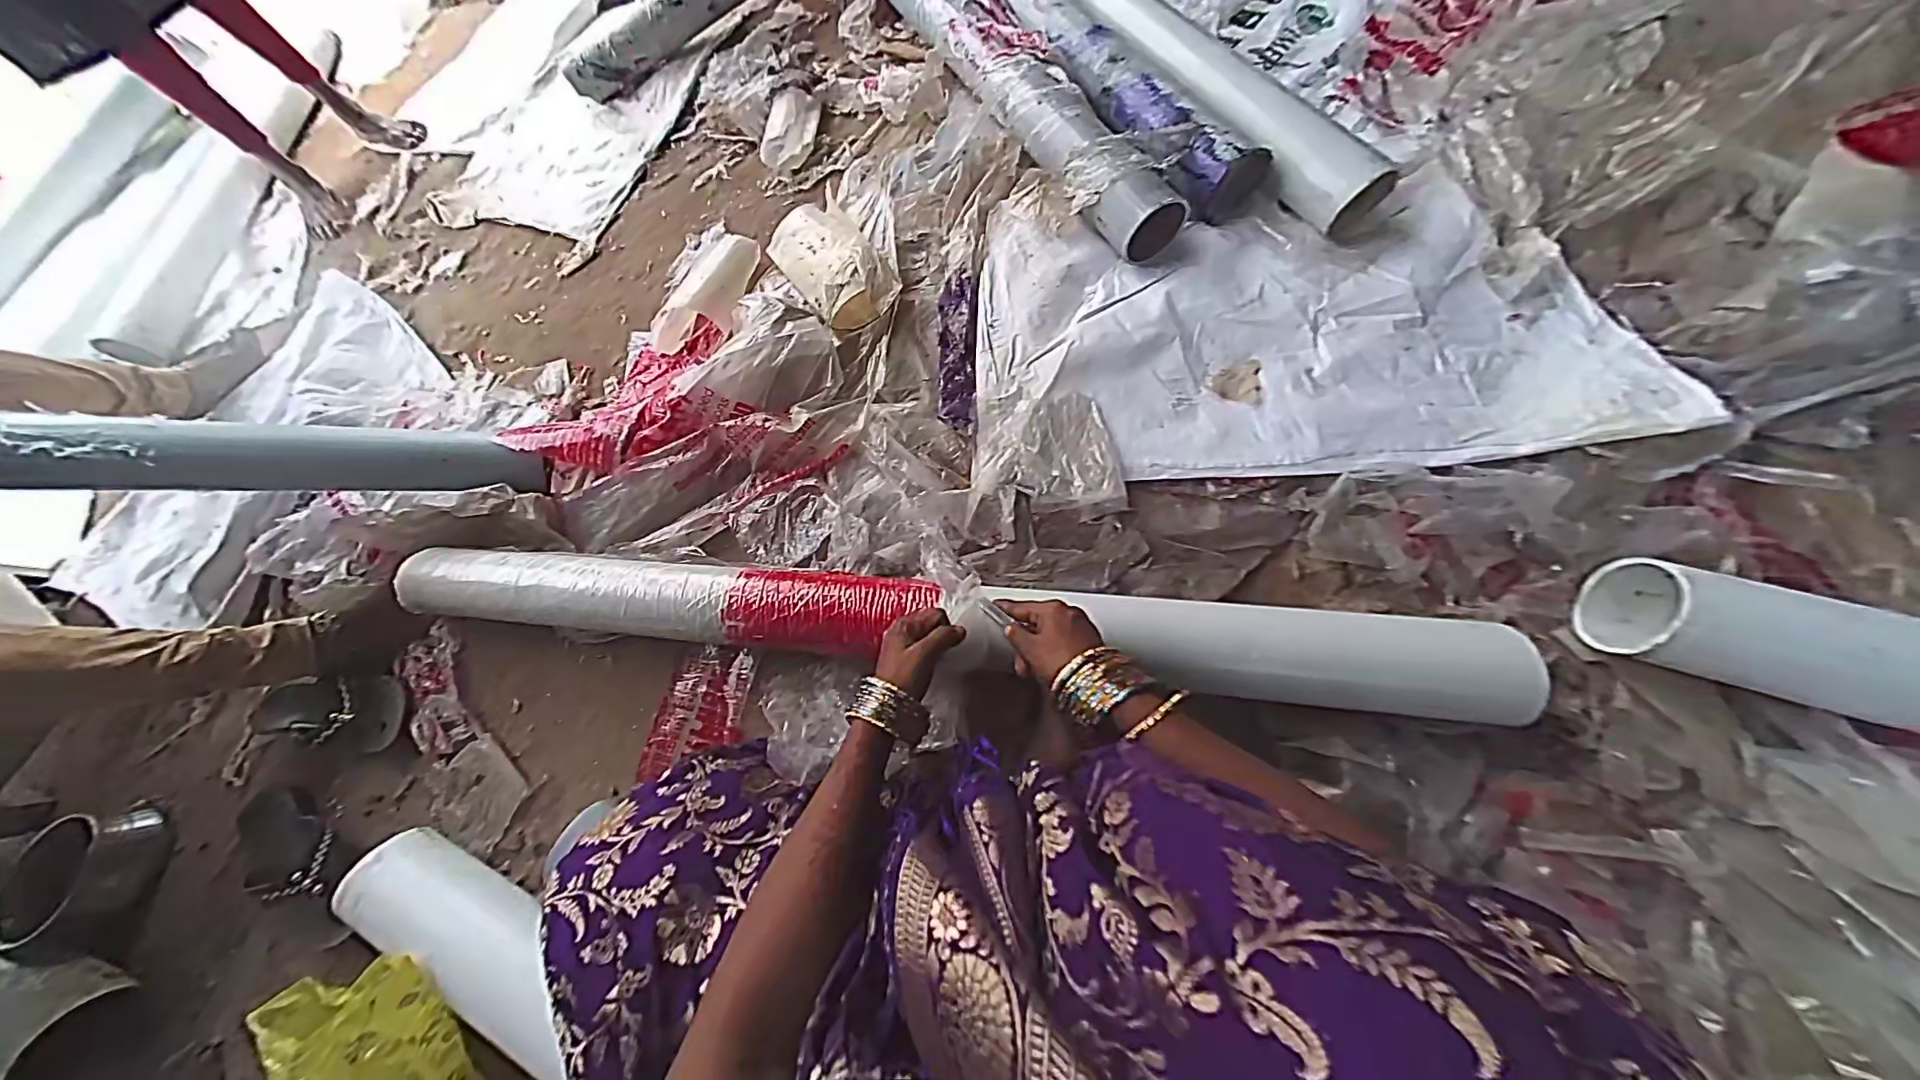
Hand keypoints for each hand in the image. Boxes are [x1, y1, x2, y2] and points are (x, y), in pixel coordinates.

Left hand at [874, 608, 966, 698]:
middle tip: (943, 650)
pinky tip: (929, 664)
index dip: (946, 627)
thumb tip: (959, 630)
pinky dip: (930, 652)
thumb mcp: (926, 653)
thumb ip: (943, 636)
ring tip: (936, 658)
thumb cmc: (904, 678)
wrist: (889, 704)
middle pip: (931, 622)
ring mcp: (900, 644)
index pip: (935, 613)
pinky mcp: (903, 658)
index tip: (948, 643)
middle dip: (942, 633)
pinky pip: (923, 647)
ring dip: (936, 644)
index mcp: (904, 624)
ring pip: (927, 635)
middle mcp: (900, 630)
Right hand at [994, 599, 1104, 686]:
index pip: (1022, 607)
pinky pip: (1063, 641)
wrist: (1092, 681)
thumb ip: (1015, 635)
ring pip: (1050, 634)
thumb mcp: (1030, 649)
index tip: (998, 607)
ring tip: (1035, 669)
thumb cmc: (1063, 663)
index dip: (1006, 609)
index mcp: (1053, 609)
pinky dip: (1053, 652)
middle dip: (1026, 643)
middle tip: (1021, 660)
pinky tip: (1050, 667)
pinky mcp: (1089, 639)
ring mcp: (1081, 625)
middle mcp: (1069, 612)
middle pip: (1037, 623)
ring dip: (1038, 650)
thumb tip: (1011, 629)